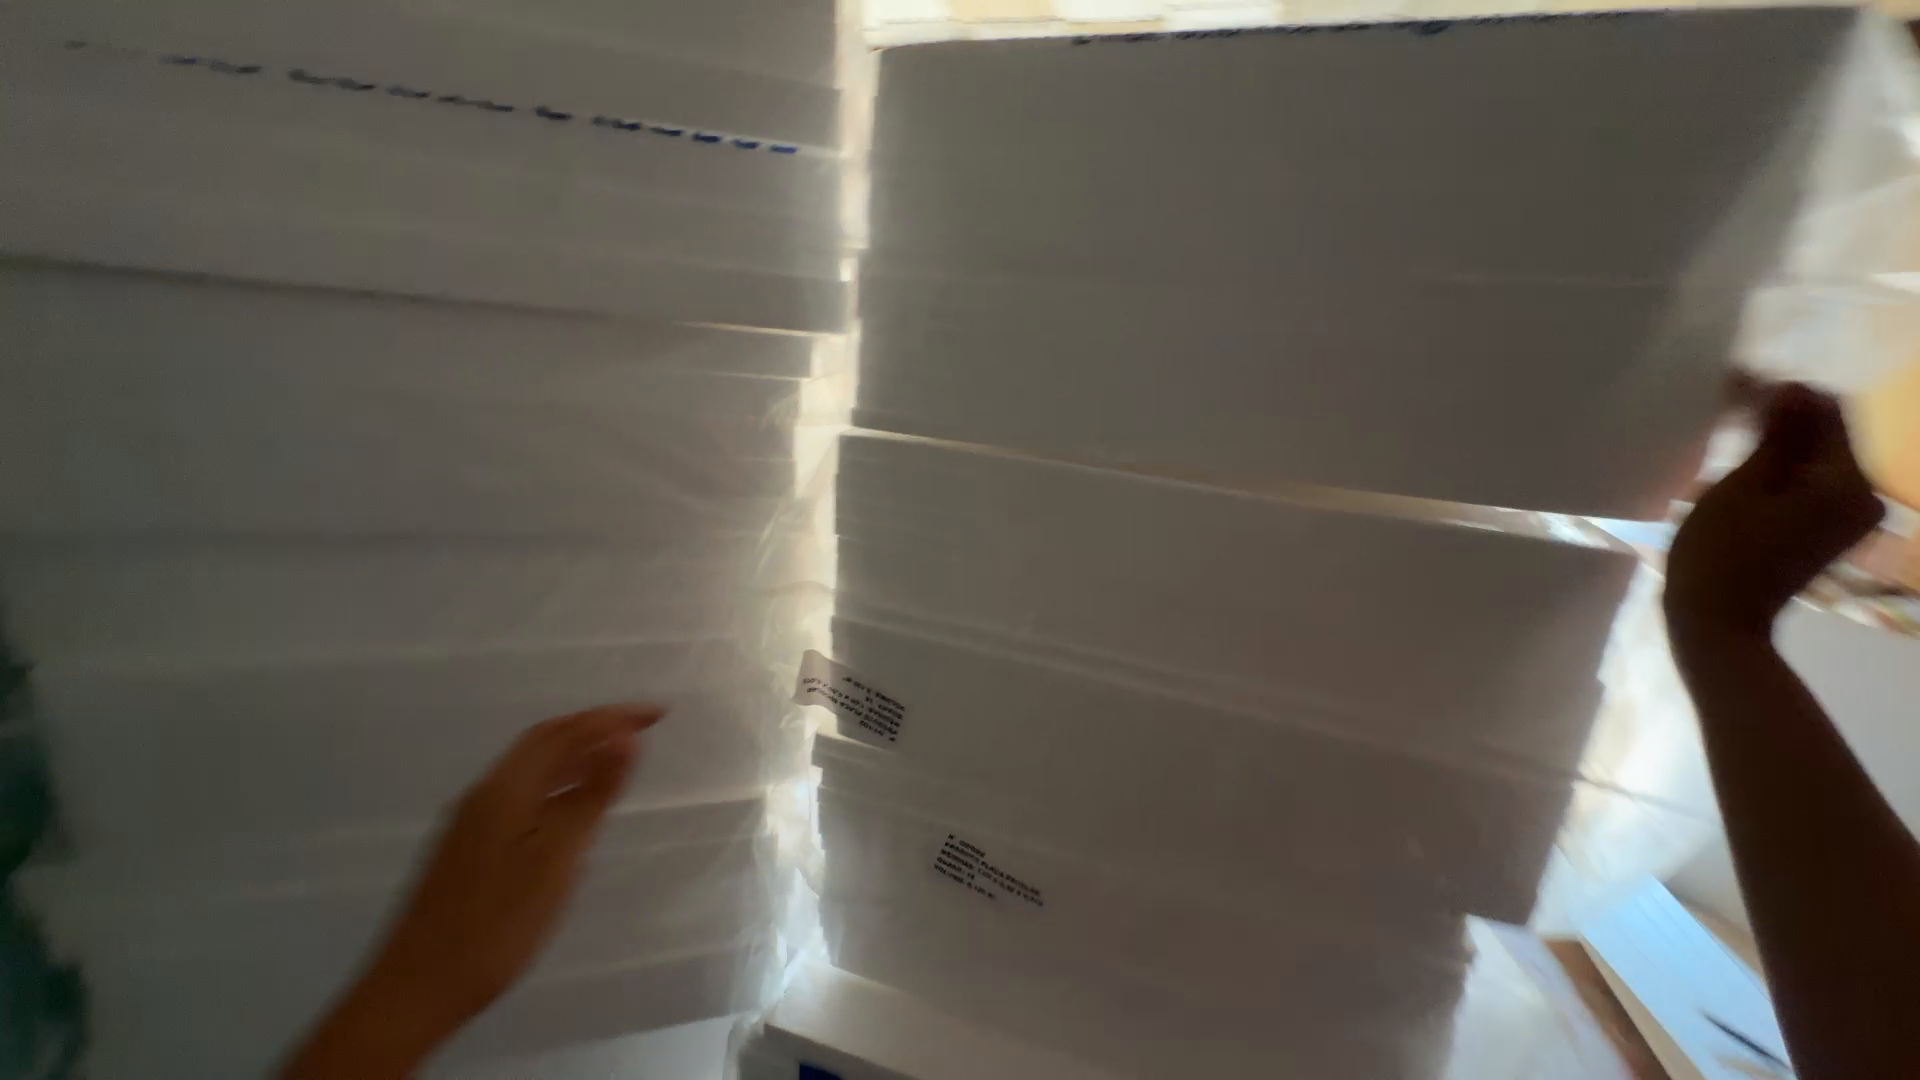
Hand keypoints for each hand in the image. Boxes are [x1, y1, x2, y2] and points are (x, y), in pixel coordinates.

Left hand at [284, 704, 664, 1078]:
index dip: (613, 717)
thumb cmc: (497, 922)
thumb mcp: (558, 855)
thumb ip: (593, 793)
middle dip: (595, 726)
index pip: (566, 732)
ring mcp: (473, 821)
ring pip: (533, 768)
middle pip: (545, 741)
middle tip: (643, 726)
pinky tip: (574, 804)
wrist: (415, 991)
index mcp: (506, 788)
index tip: (658, 715)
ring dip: (577, 752)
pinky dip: (559, 780)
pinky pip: (525, 791)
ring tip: (618, 758)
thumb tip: (626, 737)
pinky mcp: (470, 846)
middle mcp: (486, 793)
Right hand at [1665, 382, 1882, 642]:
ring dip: (1780, 449)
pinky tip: (1745, 479)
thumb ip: (1777, 438)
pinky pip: (1812, 488)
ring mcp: (1850, 518)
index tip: (1743, 388)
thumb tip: (1796, 390)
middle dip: (1785, 423)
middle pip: (1830, 441)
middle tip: (1730, 417)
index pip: (1832, 416)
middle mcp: (1865, 497)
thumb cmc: (1717, 551)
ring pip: (1818, 464)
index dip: (1790, 397)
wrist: (1718, 618)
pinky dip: (1783, 476)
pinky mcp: (1830, 533)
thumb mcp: (1741, 488)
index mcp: (1848, 483)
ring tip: (1731, 446)